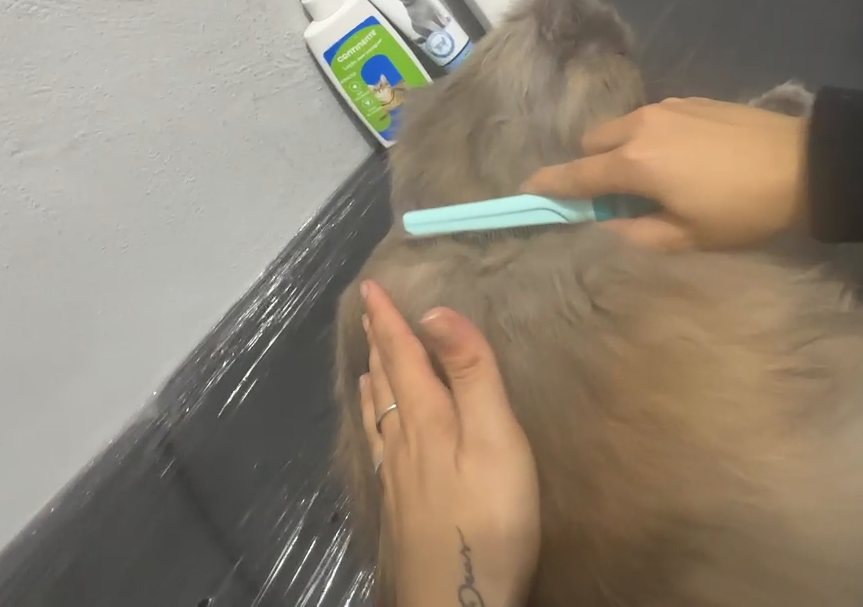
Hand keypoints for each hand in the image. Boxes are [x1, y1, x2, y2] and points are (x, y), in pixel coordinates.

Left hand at [360, 280, 538, 606]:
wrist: (457, 606)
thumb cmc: (489, 515)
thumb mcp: (494, 435)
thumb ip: (470, 373)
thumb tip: (435, 310)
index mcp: (426, 415)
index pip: (401, 354)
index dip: (387, 319)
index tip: (370, 287)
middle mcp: (403, 440)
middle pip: (386, 379)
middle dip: (379, 341)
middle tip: (368, 312)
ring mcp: (397, 478)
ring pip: (379, 412)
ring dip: (375, 377)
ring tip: (368, 360)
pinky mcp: (400, 508)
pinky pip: (380, 443)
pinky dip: (376, 417)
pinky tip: (380, 432)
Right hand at [521, 97, 807, 252]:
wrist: (804, 164)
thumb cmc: (742, 209)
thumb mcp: (689, 237)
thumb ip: (636, 233)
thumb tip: (604, 226)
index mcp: (635, 162)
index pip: (575, 176)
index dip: (548, 187)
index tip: (526, 193)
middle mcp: (640, 126)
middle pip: (592, 143)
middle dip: (592, 168)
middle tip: (619, 198)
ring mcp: (665, 107)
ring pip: (620, 128)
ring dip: (619, 151)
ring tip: (654, 177)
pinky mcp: (688, 99)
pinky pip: (648, 119)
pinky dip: (646, 138)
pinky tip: (681, 158)